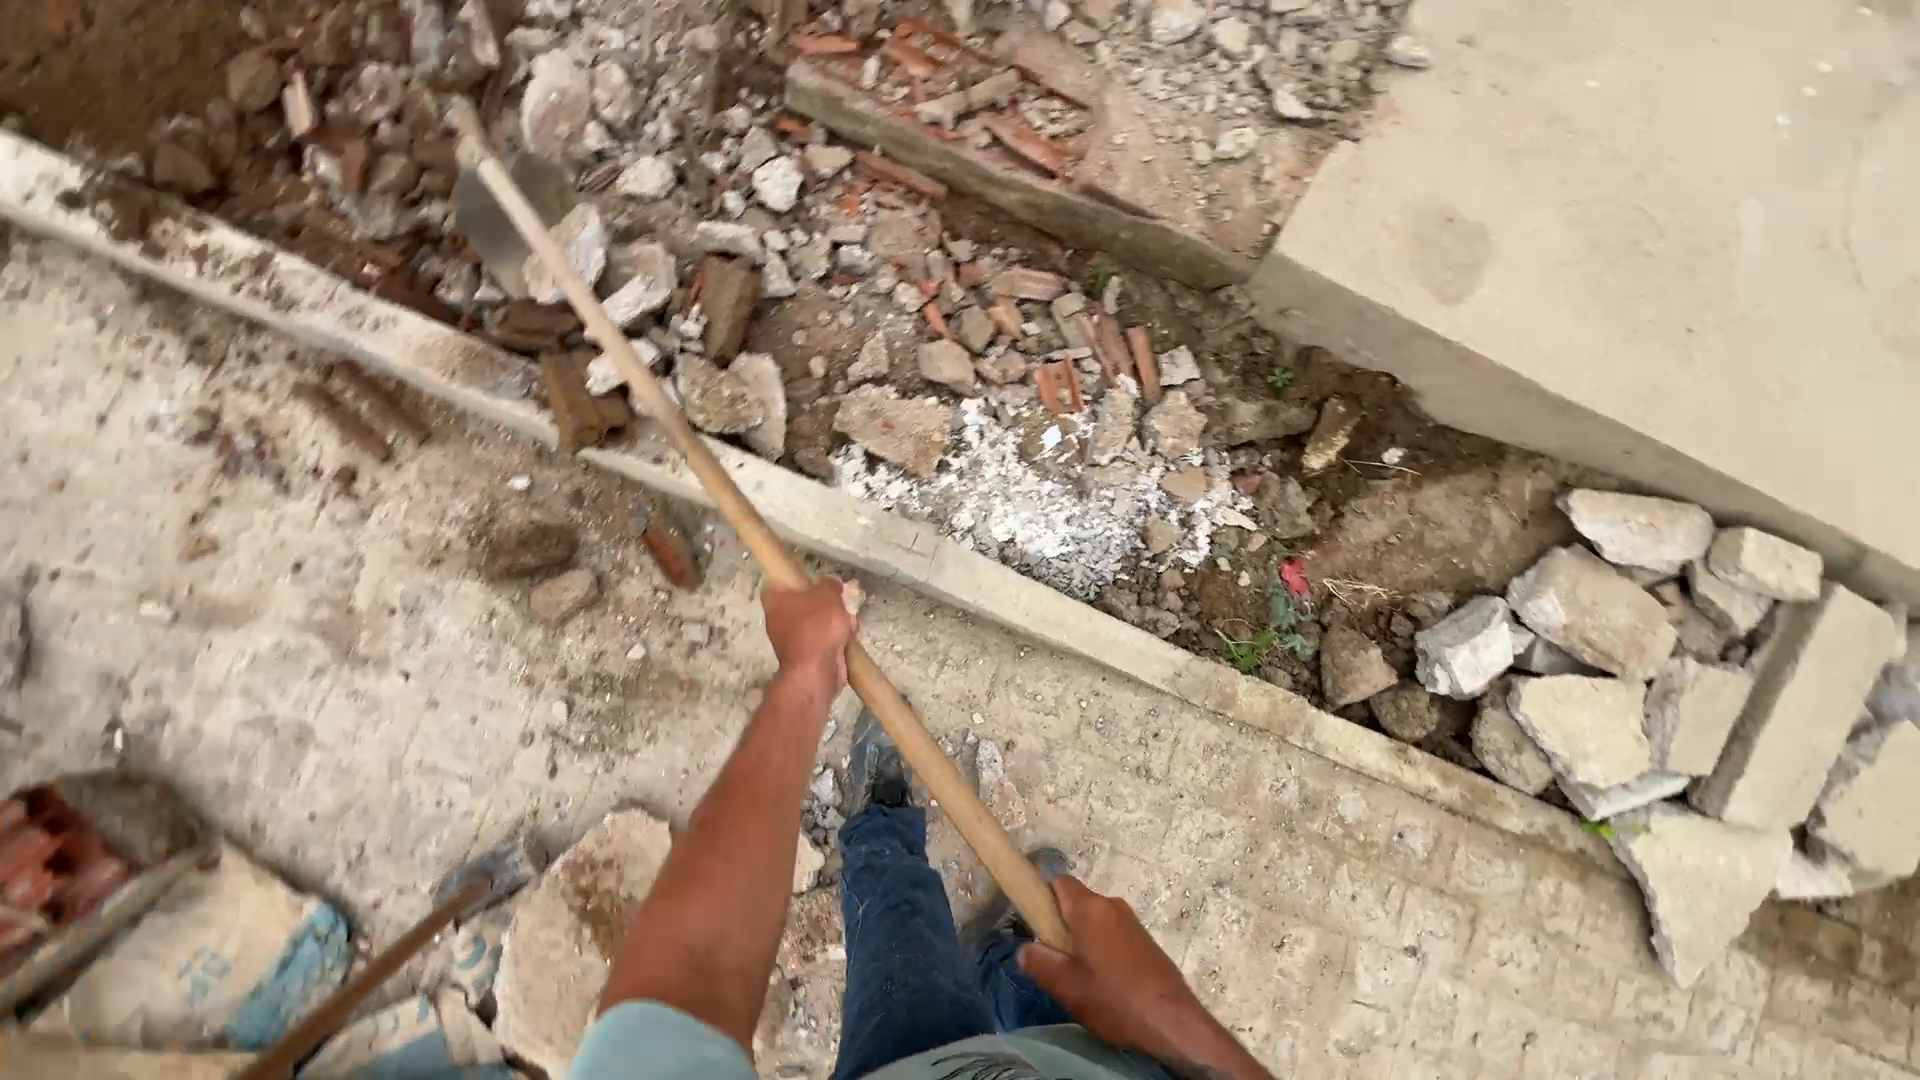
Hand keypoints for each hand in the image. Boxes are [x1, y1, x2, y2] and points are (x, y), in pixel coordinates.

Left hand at [761, 578, 855, 687]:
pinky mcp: (807, 654)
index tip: (812, 577)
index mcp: (775, 600)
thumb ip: (829, 584)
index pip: (777, 581)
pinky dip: (837, 636)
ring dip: (836, 619)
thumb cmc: (816, 626)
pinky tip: (850, 635)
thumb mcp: (827, 595)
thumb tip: (829, 584)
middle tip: (840, 599)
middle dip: (826, 601)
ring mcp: (792, 638)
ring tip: (850, 619)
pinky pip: (824, 638)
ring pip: (817, 620)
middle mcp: (779, 619)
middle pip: (803, 601)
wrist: (816, 670)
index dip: (794, 577)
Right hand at [1020, 877, 1267, 1079]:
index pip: (1057, 881)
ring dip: (1082, 938)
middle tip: (1054, 957)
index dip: (1041, 896)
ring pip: (1095, 919)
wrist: (1174, 1022)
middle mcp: (1111, 904)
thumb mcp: (1066, 986)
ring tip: (1079, 974)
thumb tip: (1024, 948)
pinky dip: (1102, 947)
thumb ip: (1038, 962)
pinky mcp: (1145, 939)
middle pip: (1076, 901)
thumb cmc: (1115, 998)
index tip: (1033, 922)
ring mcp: (1131, 921)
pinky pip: (1113, 932)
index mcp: (1089, 907)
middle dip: (1061, 923)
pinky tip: (1104, 980)